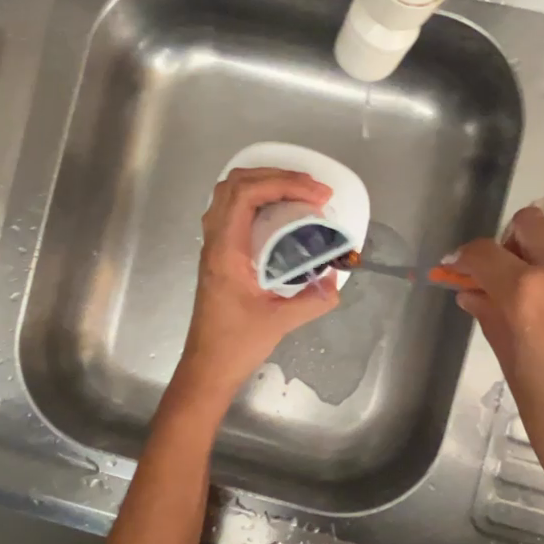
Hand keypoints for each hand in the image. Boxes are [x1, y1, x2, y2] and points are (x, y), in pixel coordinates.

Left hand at [174, 168, 341, 402]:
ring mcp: (212, 246)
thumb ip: (313, 300)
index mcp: (225, 250)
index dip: (283, 183)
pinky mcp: (217, 255)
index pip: (246, 195)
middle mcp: (214, 241)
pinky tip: (280, 215)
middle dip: (276, 177)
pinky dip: (256, 201)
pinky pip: (230, 210)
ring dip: (263, 184)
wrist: (207, 366)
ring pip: (229, 194)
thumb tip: (336, 280)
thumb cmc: (236, 344)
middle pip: (235, 184)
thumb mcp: (280, 321)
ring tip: (298, 194)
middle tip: (312, 190)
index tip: (317, 195)